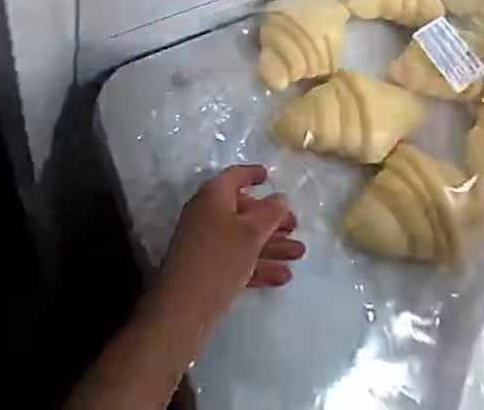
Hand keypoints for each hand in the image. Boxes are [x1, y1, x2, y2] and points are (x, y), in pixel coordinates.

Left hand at [151, 165, 303, 330]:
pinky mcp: (210, 272)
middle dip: (271, 219)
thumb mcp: (251, 232)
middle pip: (244, 211)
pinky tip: (284, 276)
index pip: (235, 176)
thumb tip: (280, 198)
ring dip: (272, 245)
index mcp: (213, 197)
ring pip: (244, 239)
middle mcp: (208, 216)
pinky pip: (239, 261)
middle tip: (295, 226)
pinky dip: (260, 266)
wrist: (184, 309)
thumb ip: (270, 212)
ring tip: (299, 253)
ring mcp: (208, 245)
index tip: (269, 175)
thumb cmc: (220, 258)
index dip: (252, 174)